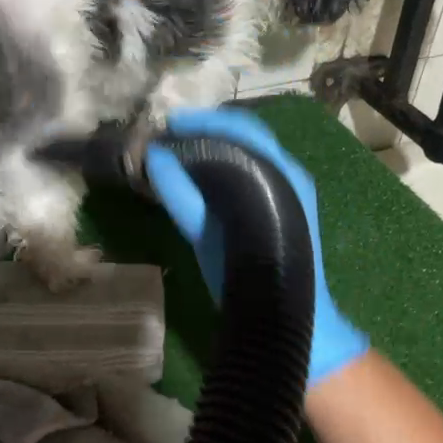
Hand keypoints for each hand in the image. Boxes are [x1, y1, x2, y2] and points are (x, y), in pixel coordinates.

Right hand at [144, 107, 368, 387]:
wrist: (288, 321)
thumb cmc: (255, 278)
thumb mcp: (209, 235)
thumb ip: (182, 195)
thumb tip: (154, 158)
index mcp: (282, 174)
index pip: (242, 130)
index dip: (204, 121)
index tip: (169, 122)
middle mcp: (284, 175)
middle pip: (240, 138)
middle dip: (202, 133)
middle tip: (163, 136)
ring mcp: (282, 191)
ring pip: (240, 155)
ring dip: (205, 150)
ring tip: (169, 152)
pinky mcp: (274, 208)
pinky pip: (242, 177)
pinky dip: (214, 170)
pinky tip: (188, 175)